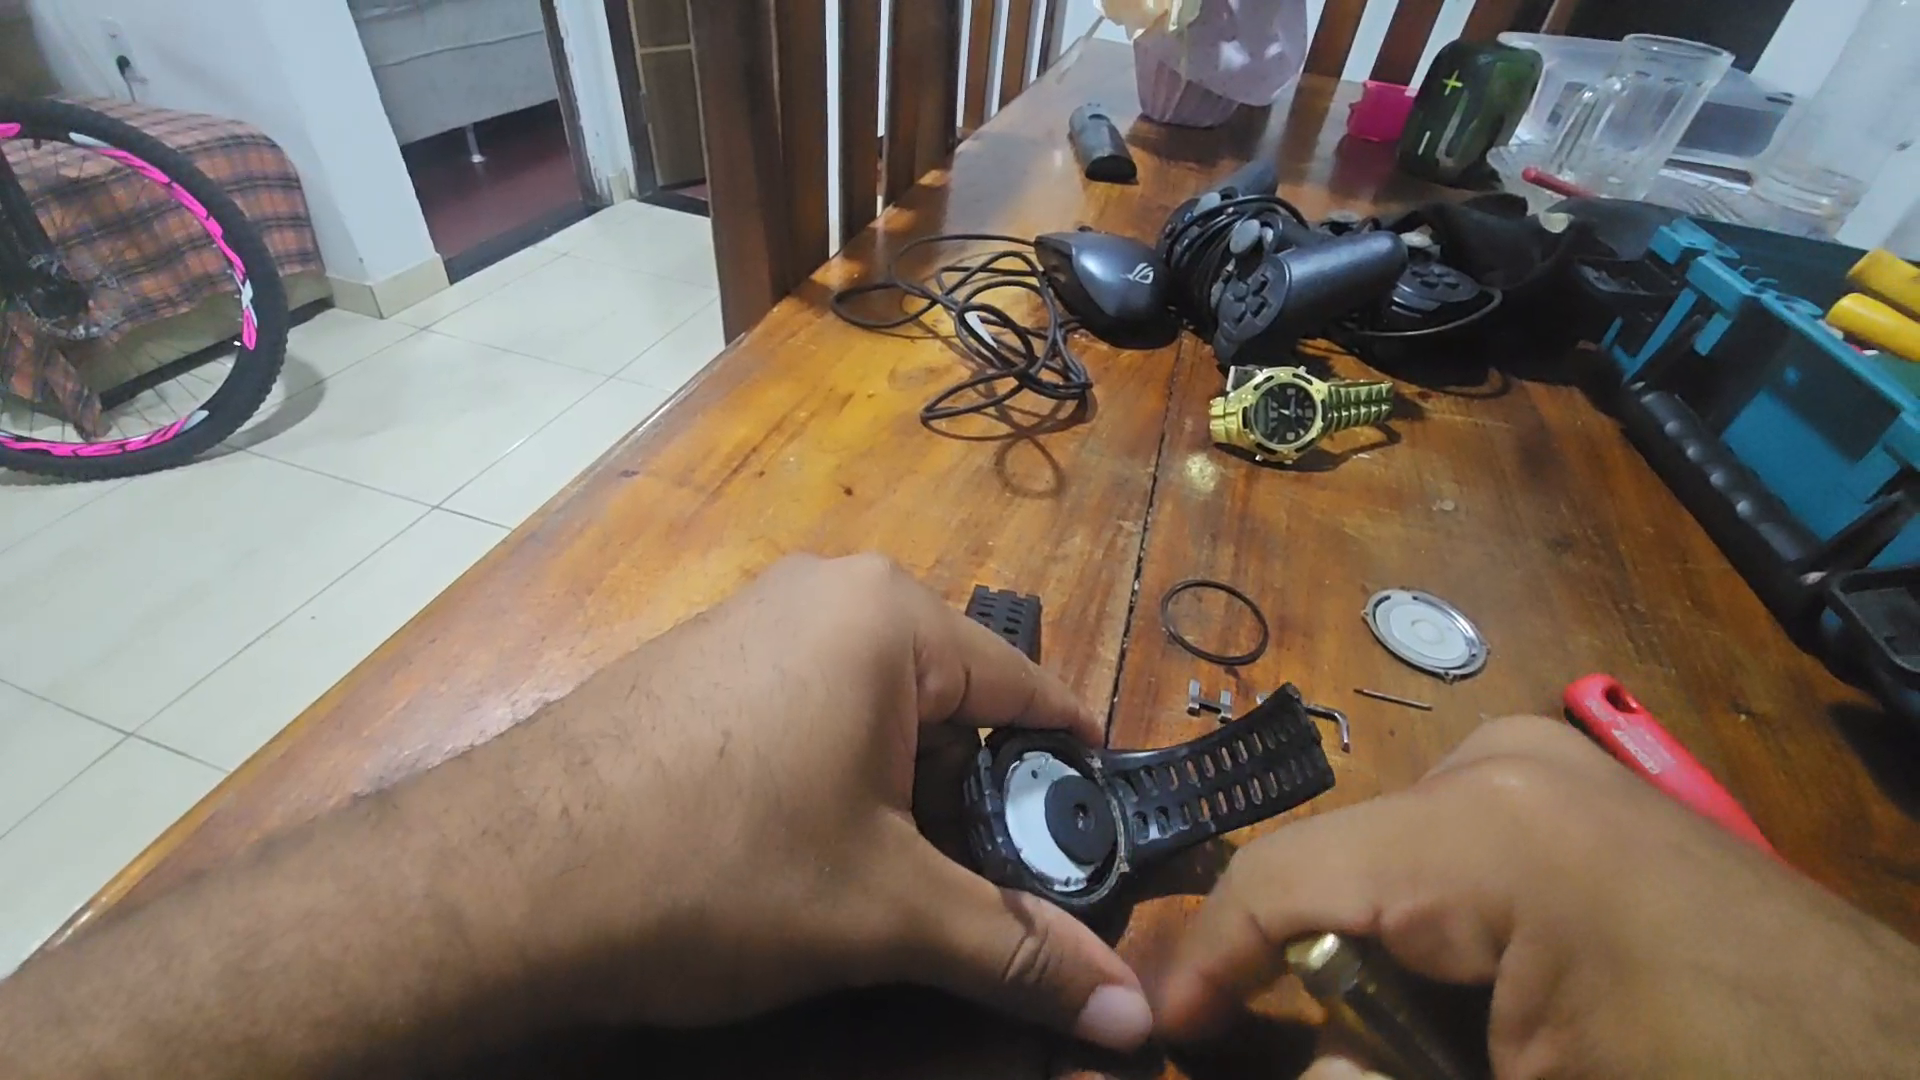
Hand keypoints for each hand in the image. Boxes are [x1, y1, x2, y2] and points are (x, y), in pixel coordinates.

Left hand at [509, 554, 1151, 1048]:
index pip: (1025, 684)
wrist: (498, 876)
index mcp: (891, 616)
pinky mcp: (715, 651)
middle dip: (980, 782)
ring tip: (901, 861)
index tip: (1101, 819)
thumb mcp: (881, 909)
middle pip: (951, 692)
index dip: (1072, 757)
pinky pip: (819, 693)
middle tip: (991, 871)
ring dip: (910, 776)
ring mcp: (764, 613)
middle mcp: (832, 589)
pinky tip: (817, 825)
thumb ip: (1012, 950)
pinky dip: (847, 757)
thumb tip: (1135, 1019)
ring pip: (884, 695)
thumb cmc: (719, 868)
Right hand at [1150, 718, 1919, 1077]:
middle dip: (1317, 962)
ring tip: (1448, 1029)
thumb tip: (1299, 1066)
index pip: (1289, 878)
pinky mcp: (1562, 774)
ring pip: (1383, 853)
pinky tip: (1496, 982)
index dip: (1214, 953)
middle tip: (1351, 1048)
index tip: (1174, 1024)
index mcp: (1486, 831)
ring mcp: (1531, 755)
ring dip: (1380, 944)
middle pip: (1337, 865)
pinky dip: (1433, 917)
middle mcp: (1490, 762)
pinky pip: (1442, 841)